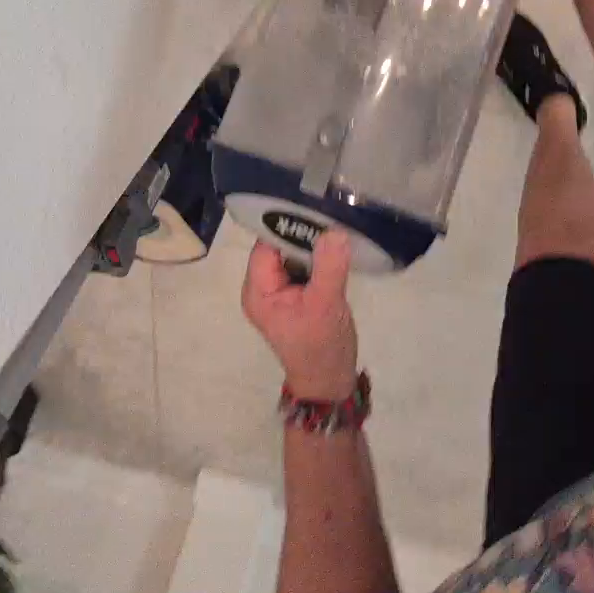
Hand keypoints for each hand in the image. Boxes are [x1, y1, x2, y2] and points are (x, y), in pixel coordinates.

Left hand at [242, 231, 359, 399]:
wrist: (330, 381)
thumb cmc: (321, 346)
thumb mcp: (326, 305)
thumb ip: (328, 267)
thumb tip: (334, 231)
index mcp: (258, 290)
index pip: (266, 246)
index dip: (288, 227)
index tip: (314, 211)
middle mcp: (262, 287)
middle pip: (277, 247)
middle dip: (302, 233)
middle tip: (330, 215)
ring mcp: (278, 290)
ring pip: (291, 253)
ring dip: (312, 244)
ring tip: (335, 227)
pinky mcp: (295, 292)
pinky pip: (302, 264)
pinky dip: (317, 256)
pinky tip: (335, 247)